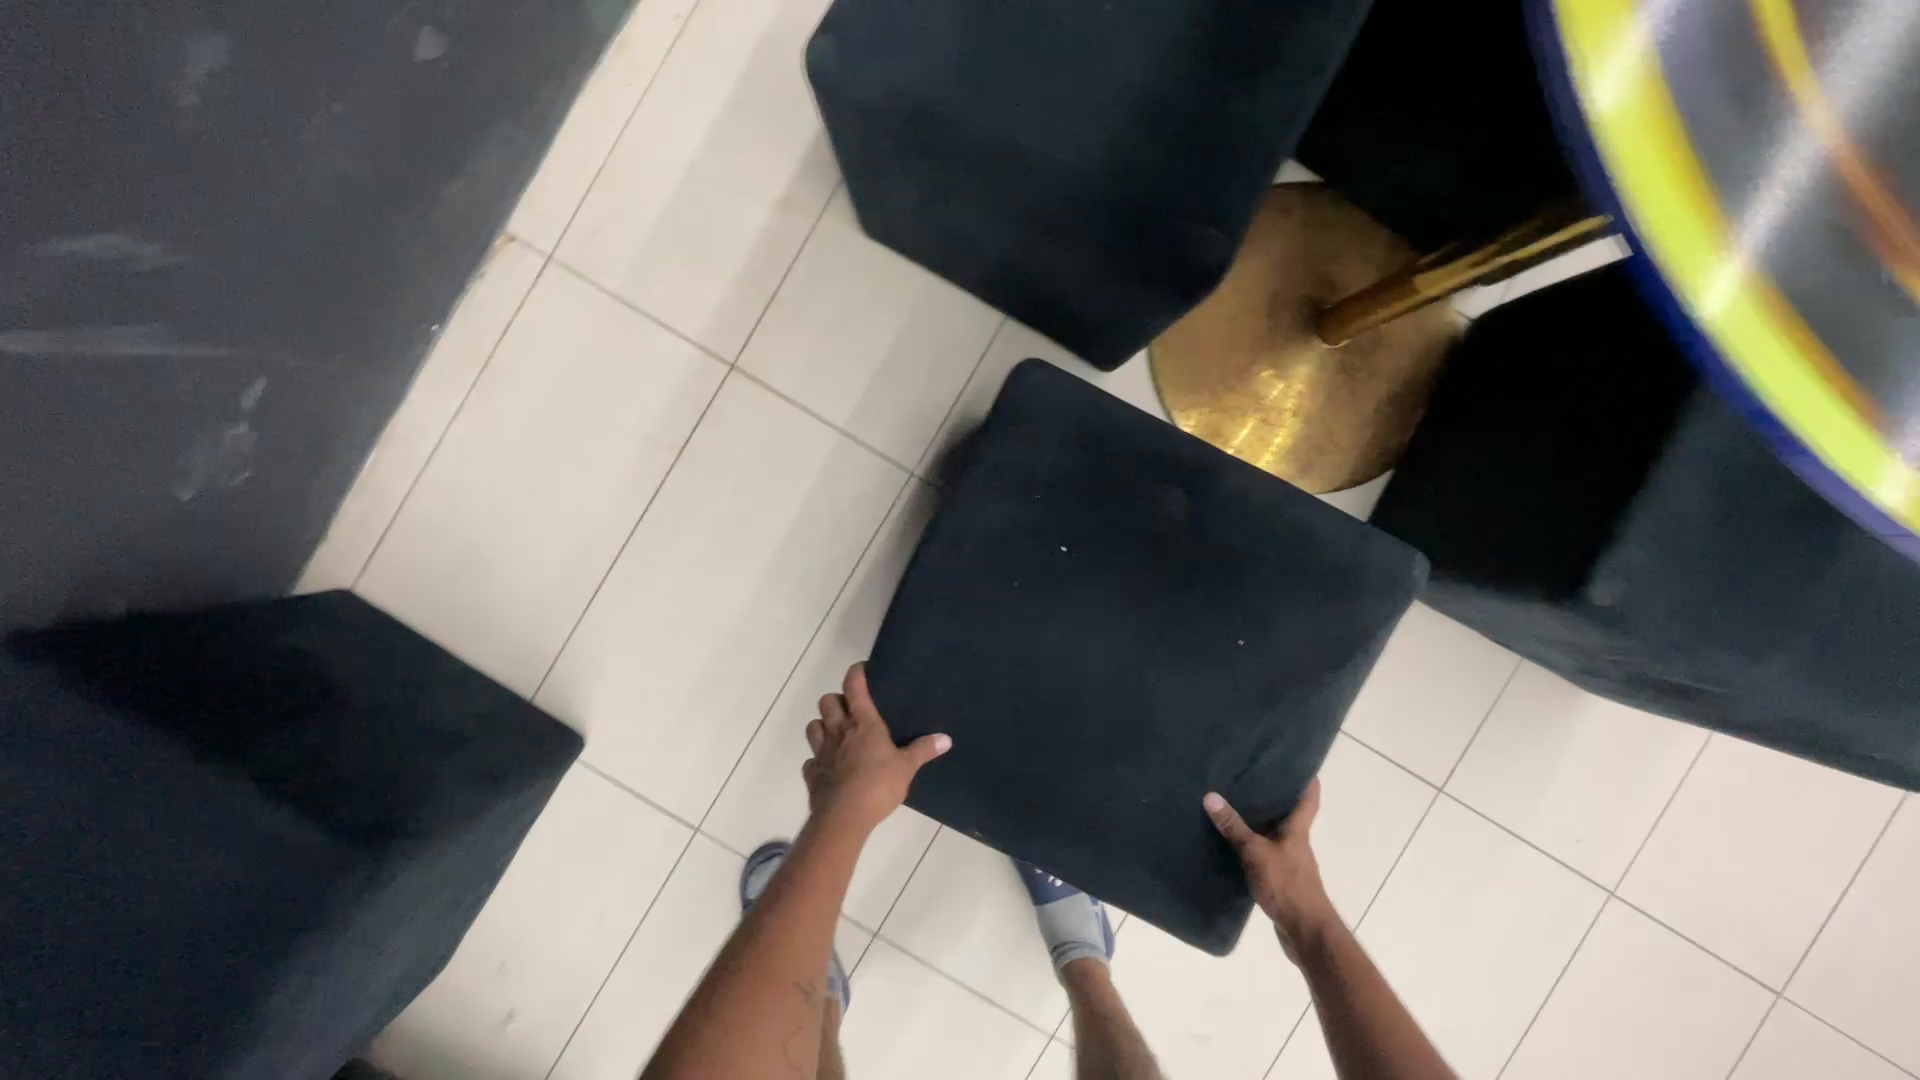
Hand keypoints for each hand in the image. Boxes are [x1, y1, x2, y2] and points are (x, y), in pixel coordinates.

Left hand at [803, 663, 950, 835]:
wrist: (844, 817)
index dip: (856, 673)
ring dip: (822, 725)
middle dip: (835, 700)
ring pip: (813, 726)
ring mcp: (821, 752)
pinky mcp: (812, 773)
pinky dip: (818, 760)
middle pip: (827, 701)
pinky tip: (829, 768)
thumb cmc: (878, 785)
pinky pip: (811, 760)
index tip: (861, 669)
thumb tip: (946, 738)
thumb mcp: (906, 768)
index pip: (854, 686)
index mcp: (863, 723)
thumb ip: (923, 750)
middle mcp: (838, 731)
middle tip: (850, 709)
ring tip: (835, 733)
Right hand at [1205, 780, 1337, 962]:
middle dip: (1275, 798)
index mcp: (1297, 831)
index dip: (1308, 780)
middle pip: (1289, 814)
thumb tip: (1210, 796)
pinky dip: (1252, 848)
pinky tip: (1233, 847)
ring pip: (1275, 835)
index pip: (1308, 799)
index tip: (1301, 762)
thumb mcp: (1256, 852)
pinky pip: (1265, 855)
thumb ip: (1234, 827)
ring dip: (1260, 823)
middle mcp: (1296, 843)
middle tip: (1251, 777)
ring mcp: (1290, 863)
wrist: (1306, 932)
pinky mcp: (1281, 881)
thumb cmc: (1287, 885)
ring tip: (1235, 807)